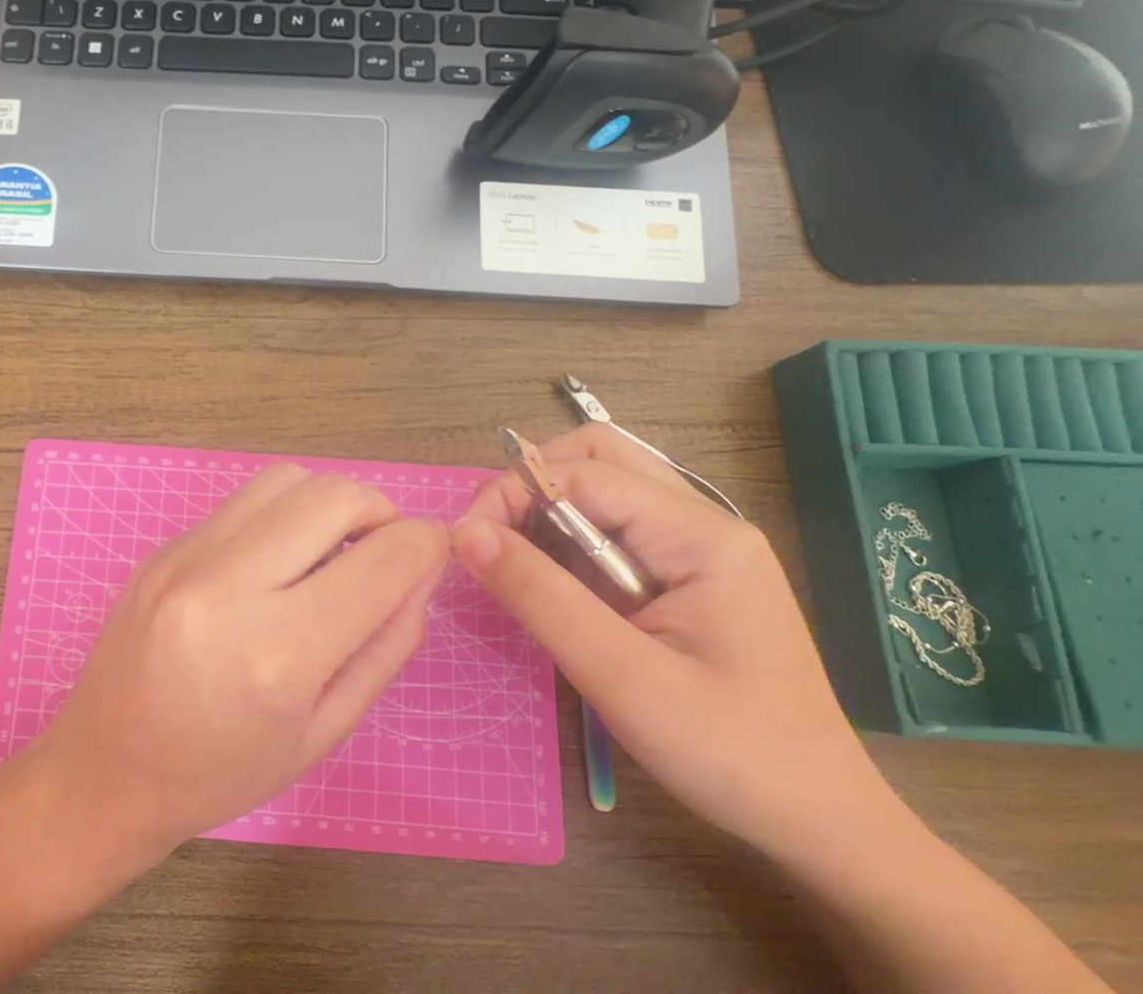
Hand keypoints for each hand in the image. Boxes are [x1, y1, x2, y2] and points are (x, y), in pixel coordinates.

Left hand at [34, 464, 450, 853]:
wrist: (106, 769)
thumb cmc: (221, 772)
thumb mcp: (325, 733)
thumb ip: (387, 646)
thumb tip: (421, 572)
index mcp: (277, 654)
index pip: (385, 559)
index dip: (427, 546)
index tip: (430, 555)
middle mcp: (227, 588)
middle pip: (334, 494)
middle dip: (380, 512)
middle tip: (380, 554)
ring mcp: (185, 559)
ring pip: (285, 479)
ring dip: (326, 504)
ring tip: (328, 554)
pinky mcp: (163, 548)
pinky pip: (241, 502)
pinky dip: (279, 516)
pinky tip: (274, 564)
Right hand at [450, 424, 896, 861]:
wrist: (816, 818)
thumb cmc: (728, 750)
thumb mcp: (621, 676)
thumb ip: (541, 597)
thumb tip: (464, 533)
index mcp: (701, 536)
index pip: (584, 473)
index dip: (513, 494)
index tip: (464, 545)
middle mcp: (702, 526)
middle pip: (600, 461)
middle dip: (529, 488)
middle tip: (489, 545)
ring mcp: (698, 552)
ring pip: (604, 496)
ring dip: (547, 519)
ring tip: (516, 575)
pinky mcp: (685, 582)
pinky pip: (614, 537)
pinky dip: (567, 549)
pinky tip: (555, 594)